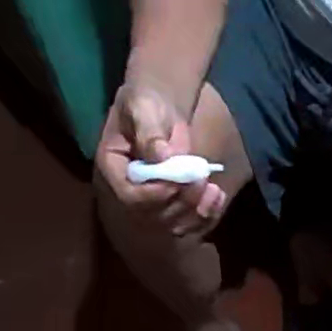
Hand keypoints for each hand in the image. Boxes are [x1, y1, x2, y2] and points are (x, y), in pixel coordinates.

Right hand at [96, 83, 226, 237]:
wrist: (163, 111)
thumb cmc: (147, 103)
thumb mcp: (143, 107)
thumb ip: (149, 131)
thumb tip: (162, 155)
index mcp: (113, 169)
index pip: (130, 197)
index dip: (155, 195)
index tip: (177, 181)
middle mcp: (131, 195)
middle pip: (156, 216)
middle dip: (182, 201)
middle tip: (201, 179)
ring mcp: (154, 207)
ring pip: (176, 226)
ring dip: (198, 211)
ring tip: (212, 188)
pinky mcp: (175, 211)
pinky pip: (193, 225)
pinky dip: (208, 215)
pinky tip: (218, 195)